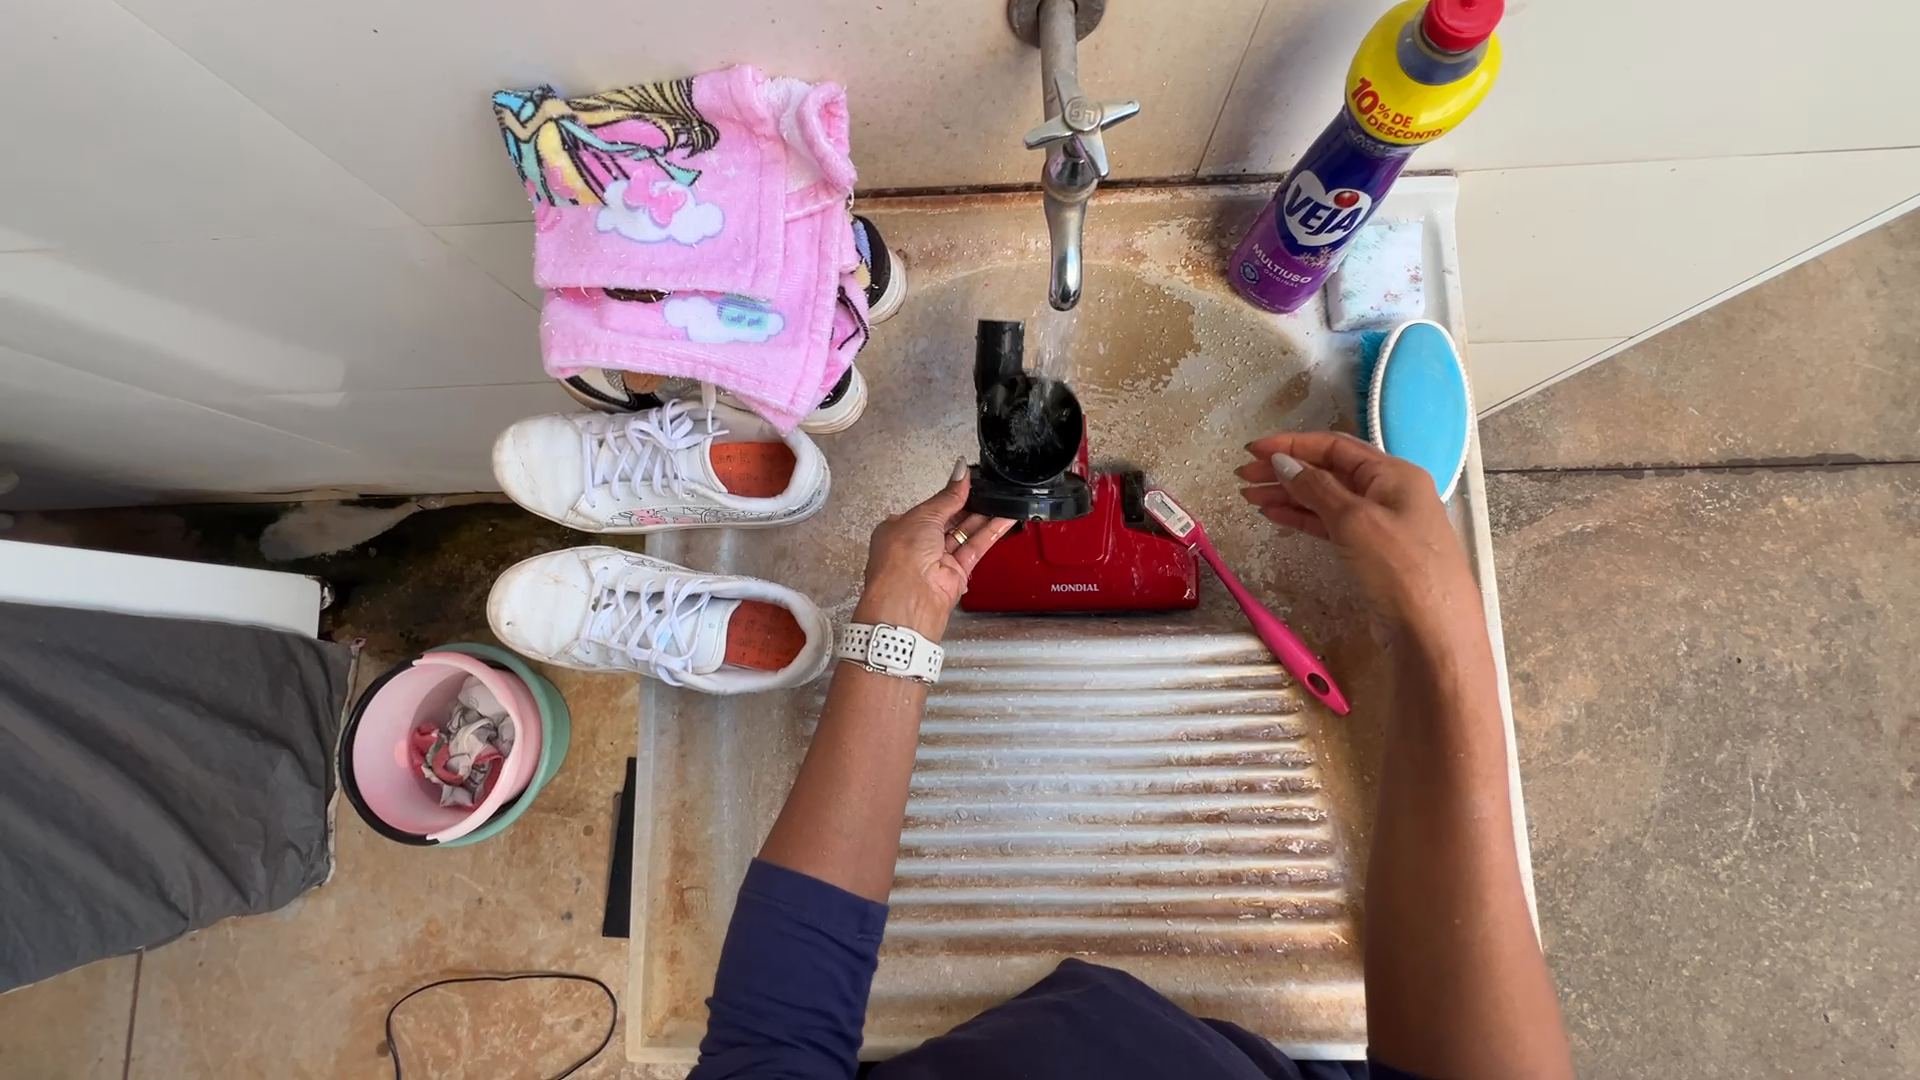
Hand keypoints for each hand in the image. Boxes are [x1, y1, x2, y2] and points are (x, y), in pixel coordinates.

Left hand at [855, 460, 1015, 640]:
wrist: (907, 600)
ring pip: (965, 534)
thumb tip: (960, 472)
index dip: (950, 496)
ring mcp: (937, 560)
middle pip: (950, 521)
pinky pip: (975, 548)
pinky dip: (990, 534)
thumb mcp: (923, 516)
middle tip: (990, 489)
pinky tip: (1004, 519)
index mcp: (901, 528)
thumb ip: (948, 497)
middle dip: (969, 506)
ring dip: (984, 518)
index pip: (931, 508)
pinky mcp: (956, 573)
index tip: (969, 483)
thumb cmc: (900, 558)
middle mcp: (918, 545)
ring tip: (1003, 500)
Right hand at [1237, 433, 1478, 638]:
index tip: (1252, 450)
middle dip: (1284, 470)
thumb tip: (1282, 462)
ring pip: (1324, 498)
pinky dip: (1300, 517)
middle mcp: (1387, 492)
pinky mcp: (1368, 551)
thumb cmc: (1399, 568)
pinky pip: (1328, 523)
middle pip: (1327, 471)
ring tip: (1249, 497)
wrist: (1431, 631)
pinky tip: (1274, 515)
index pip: (1335, 447)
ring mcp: (1378, 523)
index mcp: (1393, 474)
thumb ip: (1316, 487)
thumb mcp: (1354, 520)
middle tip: (1243, 476)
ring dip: (1286, 495)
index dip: (1291, 445)